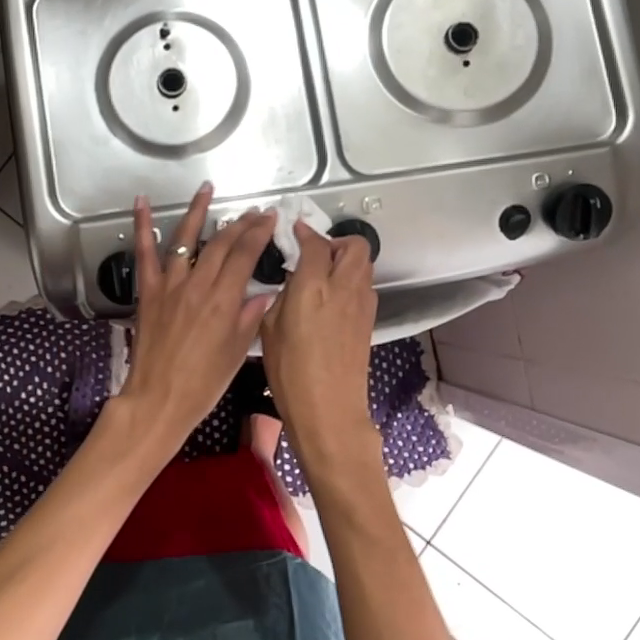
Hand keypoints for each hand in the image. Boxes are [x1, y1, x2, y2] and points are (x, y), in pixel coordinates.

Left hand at [117, 183, 276, 444]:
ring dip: (198, 212)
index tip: (269, 218)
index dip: (258, 233)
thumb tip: (263, 294)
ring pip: (185, 239)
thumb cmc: (203, 384)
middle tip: (253, 211)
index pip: (245, 256)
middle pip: (221, 244)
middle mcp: (197, 285)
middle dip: (239, 223)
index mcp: (224, 301)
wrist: (158, 399)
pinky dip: (142, 226)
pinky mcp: (148, 291)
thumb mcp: (237, 353)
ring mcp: (169, 285)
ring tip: (207, 190)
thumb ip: (249, 319)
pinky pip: (144, 253)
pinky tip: (141, 202)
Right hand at [259, 221, 379, 457]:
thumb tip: (292, 281)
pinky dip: (350, 281)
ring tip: (322, 274)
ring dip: (346, 260)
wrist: (328, 409)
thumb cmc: (290, 372)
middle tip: (315, 252)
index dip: (304, 232)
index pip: (315, 243)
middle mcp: (343, 288)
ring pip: (364, 265)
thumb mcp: (270, 328)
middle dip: (336, 241)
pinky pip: (364, 286)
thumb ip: (282, 296)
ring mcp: (362, 304)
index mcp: (313, 287)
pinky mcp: (369, 321)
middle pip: (355, 246)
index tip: (294, 230)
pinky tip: (330, 299)